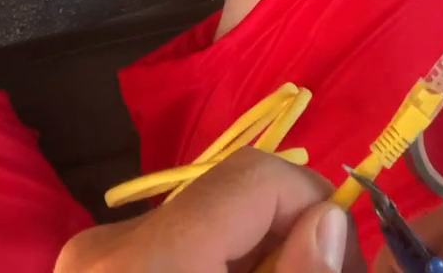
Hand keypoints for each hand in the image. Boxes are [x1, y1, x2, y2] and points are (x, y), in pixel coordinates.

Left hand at [57, 148, 360, 271]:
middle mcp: (110, 241)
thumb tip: (334, 217)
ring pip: (211, 219)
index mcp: (146, 263)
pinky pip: (182, 241)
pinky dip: (224, 260)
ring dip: (260, 250)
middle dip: (291, 233)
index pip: (254, 178)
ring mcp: (96, 252)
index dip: (316, 204)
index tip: (347, 259)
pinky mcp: (99, 266)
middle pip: (234, 195)